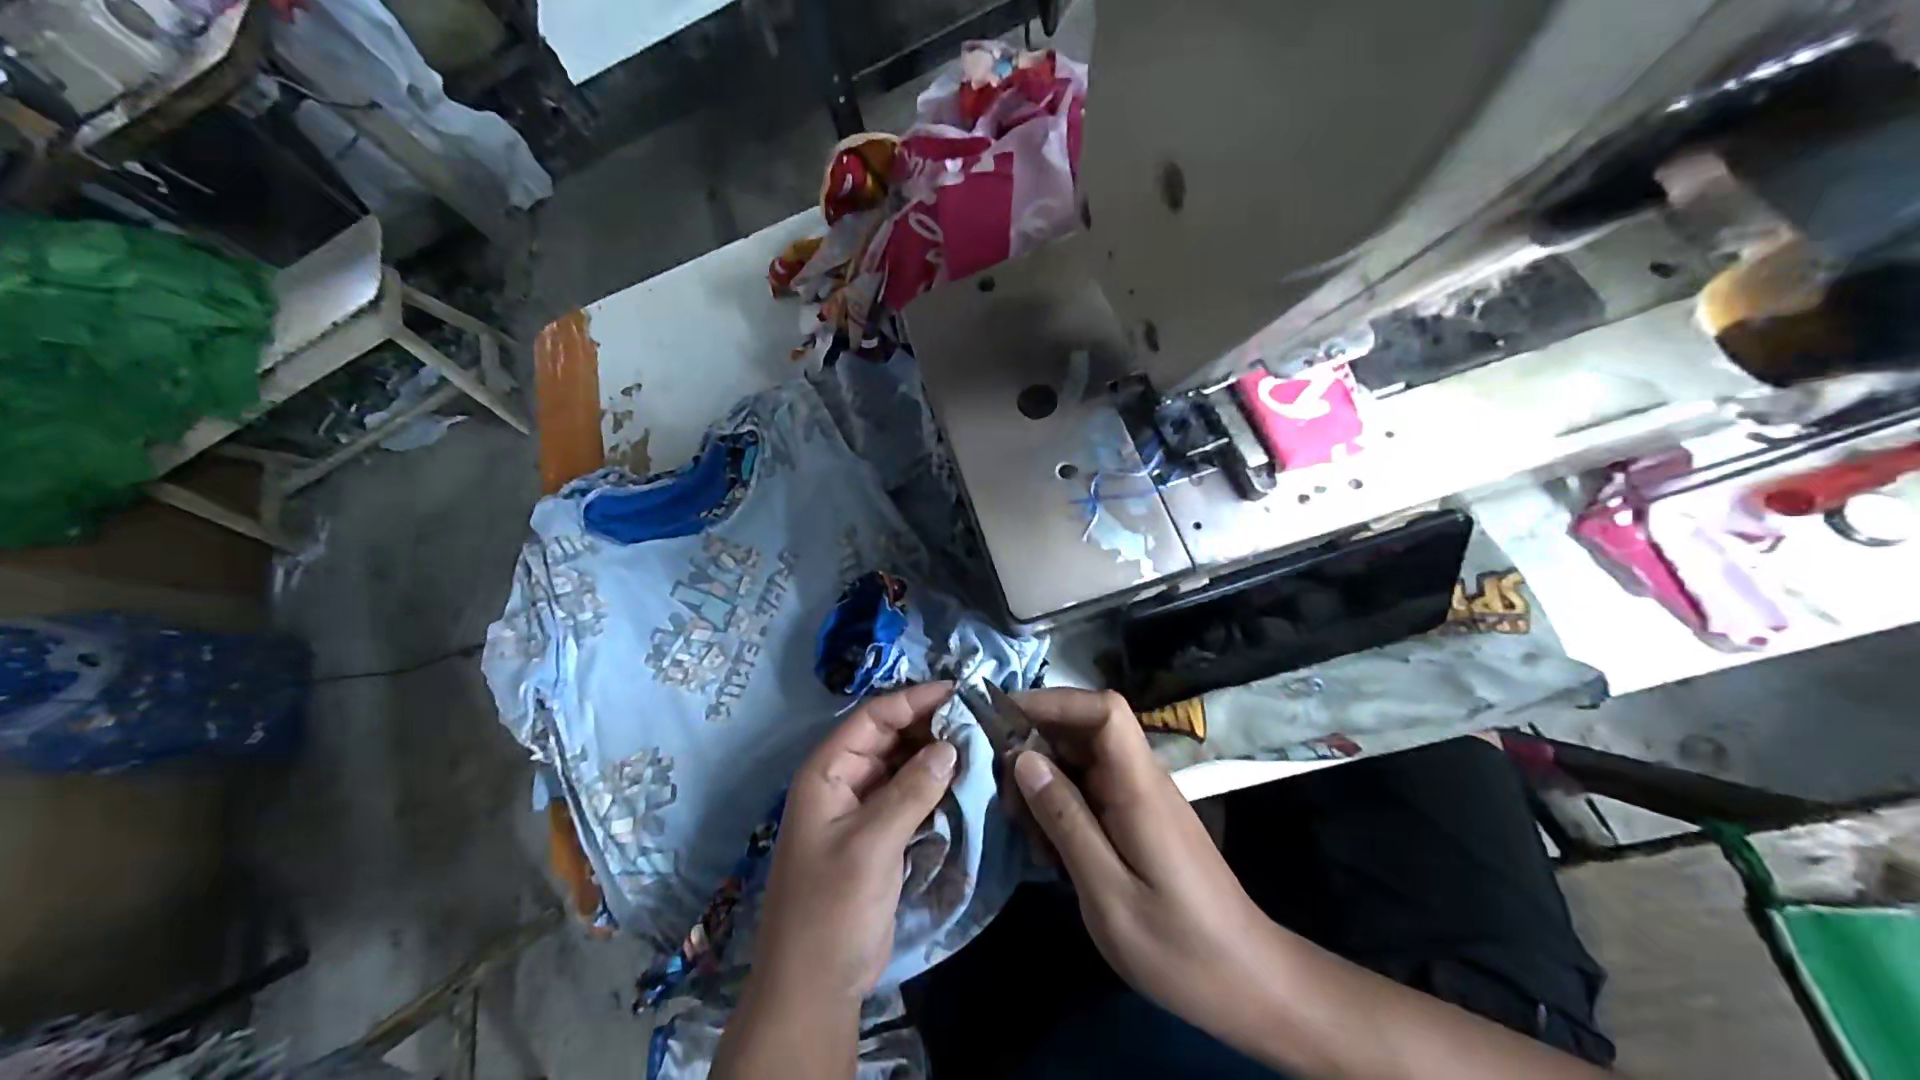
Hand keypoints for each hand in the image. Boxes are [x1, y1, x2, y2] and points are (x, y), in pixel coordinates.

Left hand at [752, 680, 958, 1002]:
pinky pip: (910, 797)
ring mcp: (862, 810)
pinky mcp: (880, 836)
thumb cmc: (832, 908)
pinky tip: (967, 782)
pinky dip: (935, 787)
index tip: (959, 691)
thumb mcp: (871, 844)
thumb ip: (911, 791)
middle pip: (890, 738)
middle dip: (930, 726)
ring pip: (903, 766)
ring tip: (981, 743)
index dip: (913, 700)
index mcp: (827, 772)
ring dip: (936, 756)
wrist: (814, 984)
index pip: (873, 718)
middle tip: (979, 718)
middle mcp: (844, 782)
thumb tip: (950, 745)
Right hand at [1009, 689, 1276, 1033]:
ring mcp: (1140, 799)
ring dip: (1044, 785)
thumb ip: (1065, 821)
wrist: (1246, 983)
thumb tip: (1022, 759)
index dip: (1055, 701)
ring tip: (1028, 835)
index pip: (1104, 711)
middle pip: (1084, 731)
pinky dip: (1060, 809)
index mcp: (1140, 788)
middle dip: (1036, 749)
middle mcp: (1141, 781)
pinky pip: (1090, 791)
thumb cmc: (1177, 947)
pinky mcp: (1137, 820)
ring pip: (1081, 762)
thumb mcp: (1107, 893)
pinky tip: (1050, 851)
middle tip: (1006, 798)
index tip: (1005, 718)